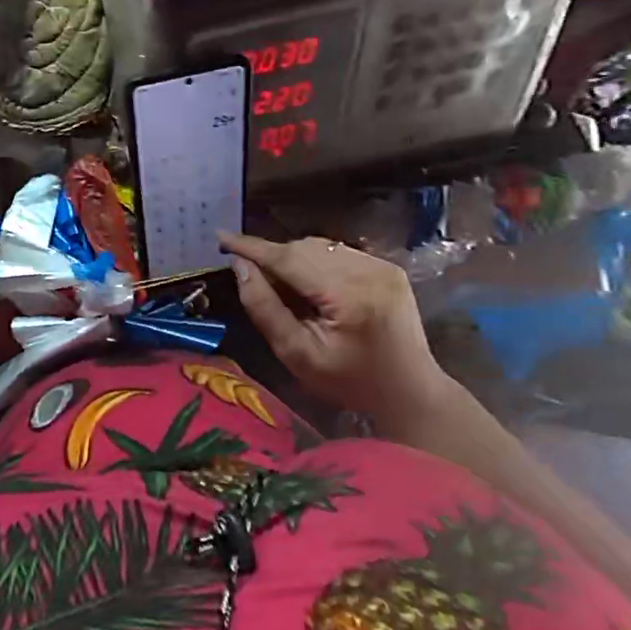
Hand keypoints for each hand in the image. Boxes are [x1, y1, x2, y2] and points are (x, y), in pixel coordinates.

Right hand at [220, 232, 457, 417]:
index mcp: (349, 296)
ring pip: (319, 246)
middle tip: (248, 274)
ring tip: (280, 285)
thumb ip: (264, 308)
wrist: (410, 393)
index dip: (251, 247)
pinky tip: (308, 285)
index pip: (289, 259)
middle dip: (271, 255)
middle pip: (304, 248)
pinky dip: (313, 261)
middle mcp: (370, 271)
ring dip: (291, 257)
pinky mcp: (388, 268)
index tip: (220, 237)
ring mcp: (383, 267)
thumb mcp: (296, 353)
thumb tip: (239, 266)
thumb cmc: (348, 382)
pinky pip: (337, 252)